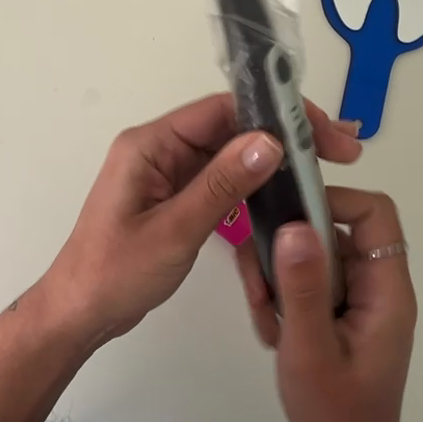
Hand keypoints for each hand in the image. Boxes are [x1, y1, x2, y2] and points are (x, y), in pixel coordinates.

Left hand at [38, 94, 363, 345]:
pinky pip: (220, 179)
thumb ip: (221, 185)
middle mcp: (159, 149)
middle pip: (230, 127)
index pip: (222, 110)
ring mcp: (167, 173)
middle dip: (285, 134)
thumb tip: (271, 141)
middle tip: (343, 150)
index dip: (277, 114)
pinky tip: (288, 190)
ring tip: (327, 166)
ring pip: (229, 153)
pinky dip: (254, 182)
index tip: (325, 132)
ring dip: (274, 158)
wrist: (79, 312)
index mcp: (150, 144)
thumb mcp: (174, 230)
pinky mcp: (175, 197)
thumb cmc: (116, 272)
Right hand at [235, 189, 416, 421]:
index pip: (374, 213)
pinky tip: (272, 330)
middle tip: (259, 285)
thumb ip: (302, 288)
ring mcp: (354, 298)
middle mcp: (373, 285)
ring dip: (277, 277)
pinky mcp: (336, 311)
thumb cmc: (335, 412)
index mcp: (385, 289)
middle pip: (331, 230)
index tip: (285, 217)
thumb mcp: (310, 350)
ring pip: (309, 255)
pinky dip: (280, 296)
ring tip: (266, 316)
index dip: (333, 200)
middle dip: (287, 249)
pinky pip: (304, 280)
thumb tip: (294, 225)